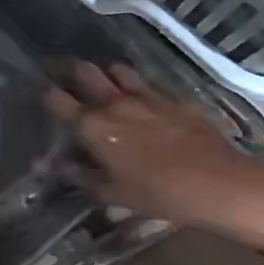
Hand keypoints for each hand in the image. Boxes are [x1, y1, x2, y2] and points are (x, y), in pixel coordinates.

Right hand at [47, 62, 263, 231]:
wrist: (220, 184)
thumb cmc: (158, 194)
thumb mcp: (112, 193)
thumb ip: (77, 175)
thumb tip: (44, 167)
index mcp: (93, 126)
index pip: (57, 100)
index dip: (48, 97)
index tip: (46, 100)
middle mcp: (115, 102)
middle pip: (85, 72)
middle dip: (74, 74)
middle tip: (70, 84)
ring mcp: (146, 95)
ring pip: (117, 70)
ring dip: (108, 75)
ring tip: (106, 87)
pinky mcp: (174, 98)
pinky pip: (149, 83)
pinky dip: (139, 87)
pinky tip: (144, 101)